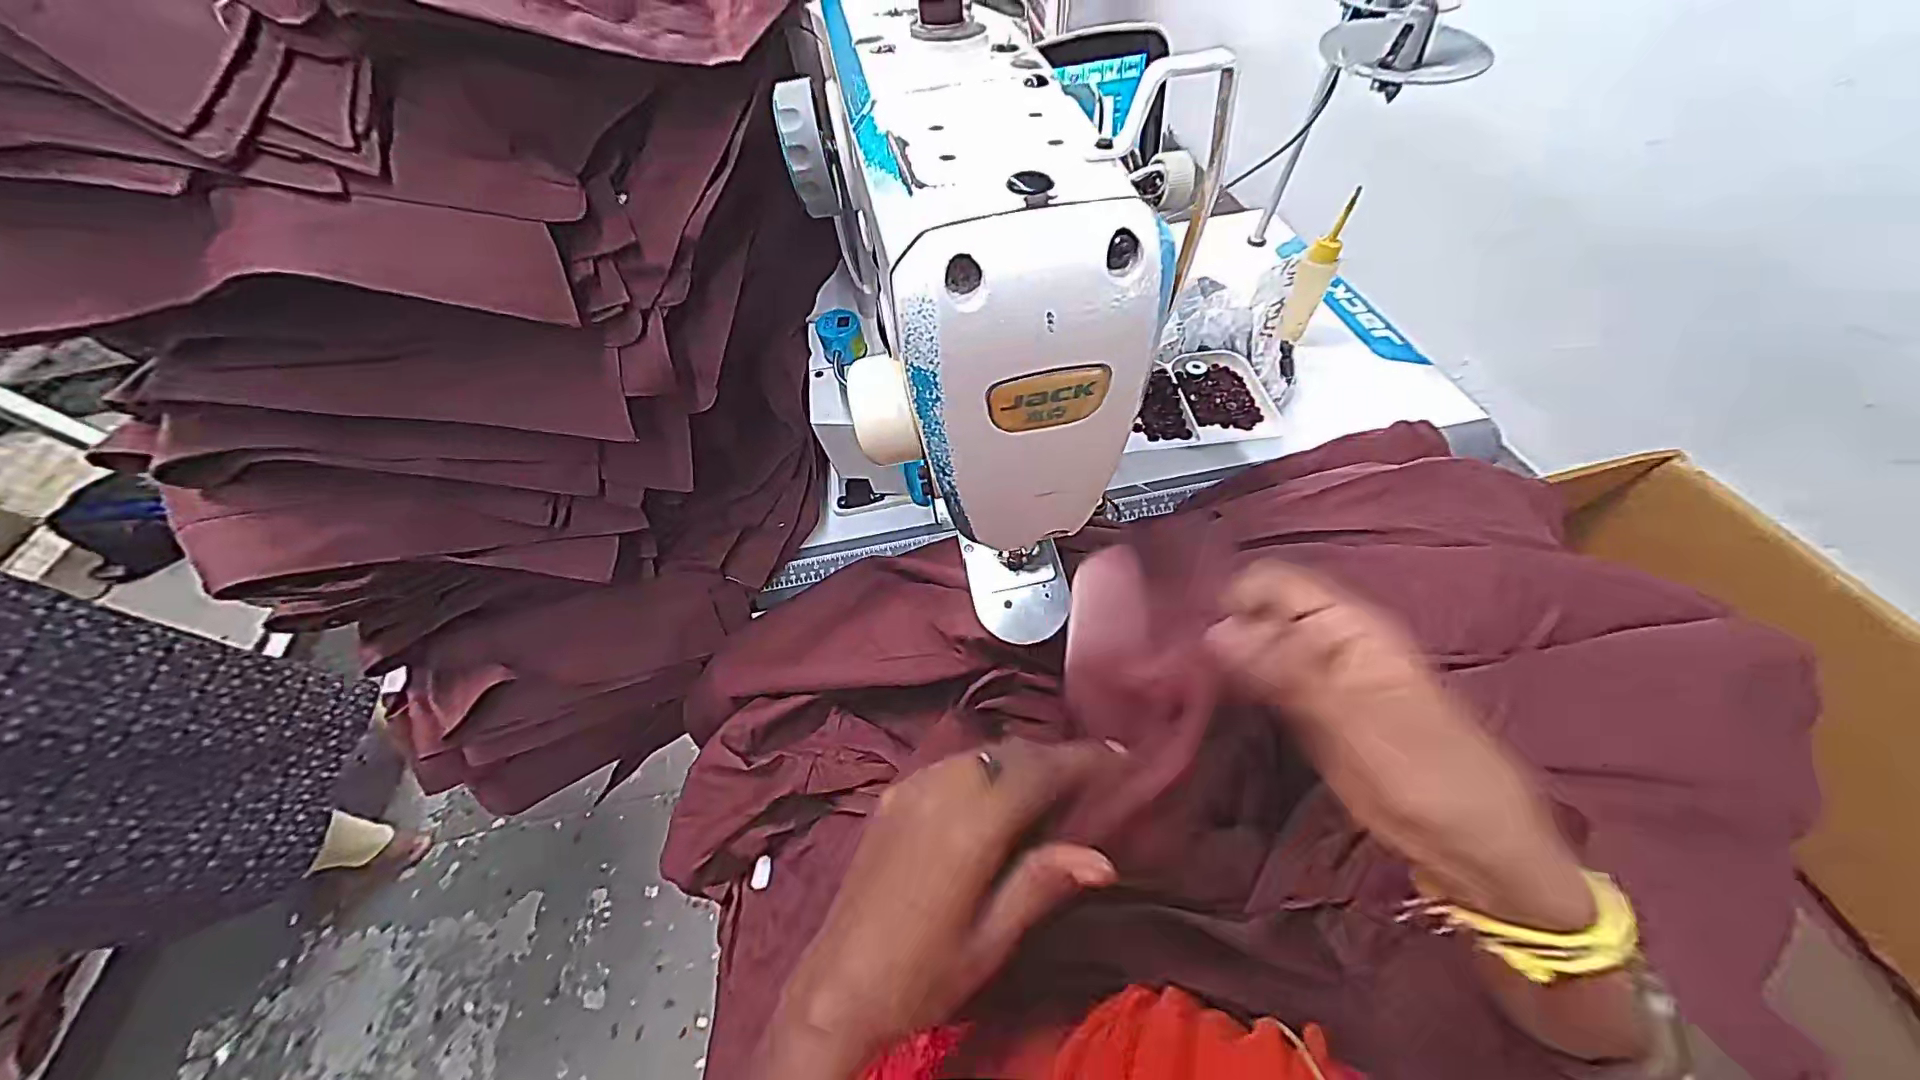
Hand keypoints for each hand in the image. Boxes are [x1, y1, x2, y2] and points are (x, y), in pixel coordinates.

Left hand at [759, 740, 1121, 1078]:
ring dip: (1020, 759)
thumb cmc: (922, 975)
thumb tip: (1101, 858)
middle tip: (1094, 770)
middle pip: (1010, 753)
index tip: (1120, 755)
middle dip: (1055, 755)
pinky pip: (951, 763)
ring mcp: (911, 787)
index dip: (1083, 758)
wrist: (834, 986)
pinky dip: (985, 766)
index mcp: (969, 825)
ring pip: (980, 752)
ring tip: (1053, 780)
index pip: (1038, 771)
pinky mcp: (892, 794)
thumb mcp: (990, 941)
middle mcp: (939, 790)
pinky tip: (997, 791)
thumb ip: (1040, 884)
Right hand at [1206, 562, 1592, 929]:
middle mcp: (1326, 644)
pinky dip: (1232, 688)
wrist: (1474, 851)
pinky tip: (1200, 700)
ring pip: (1253, 648)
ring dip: (1219, 659)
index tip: (1187, 629)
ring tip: (1176, 681)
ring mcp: (1314, 680)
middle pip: (1258, 613)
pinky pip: (1259, 686)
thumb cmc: (1431, 778)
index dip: (1232, 596)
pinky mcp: (1304, 714)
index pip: (1275, 583)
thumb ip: (1286, 671)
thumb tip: (1215, 629)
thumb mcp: (1357, 720)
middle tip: (1172, 663)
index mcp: (1349, 628)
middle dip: (1218, 628)